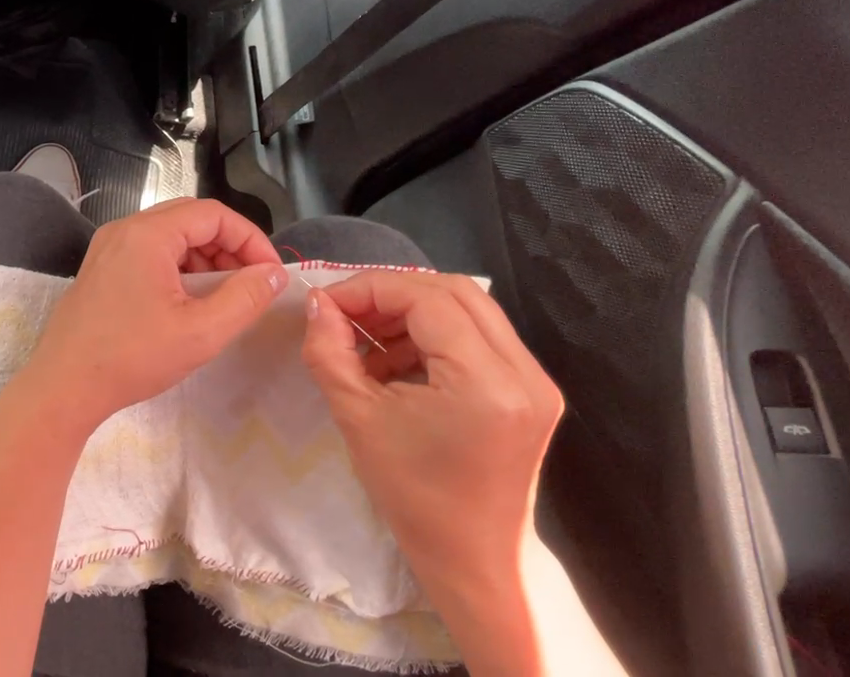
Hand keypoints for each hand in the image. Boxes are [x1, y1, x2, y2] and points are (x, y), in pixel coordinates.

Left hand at [20, 198, 288, 430]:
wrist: (65, 384)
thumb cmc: (133, 356)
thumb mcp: (201, 331)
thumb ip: (245, 297)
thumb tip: (272, 274)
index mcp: (146, 234)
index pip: (212, 214)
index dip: (249, 238)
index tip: (270, 274)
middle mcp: (123, 230)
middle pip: (189, 218)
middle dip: (228, 246)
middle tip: (252, 283)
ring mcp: (108, 248)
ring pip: (169, 236)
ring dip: (204, 257)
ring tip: (225, 295)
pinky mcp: (101, 269)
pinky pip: (149, 253)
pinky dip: (177, 268)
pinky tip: (190, 301)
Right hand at [301, 272, 562, 590]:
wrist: (475, 560)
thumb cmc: (412, 495)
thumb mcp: (356, 416)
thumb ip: (329, 351)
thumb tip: (316, 303)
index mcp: (486, 383)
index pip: (426, 299)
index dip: (369, 289)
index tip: (325, 305)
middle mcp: (523, 372)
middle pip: (455, 290)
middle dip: (391, 291)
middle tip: (345, 312)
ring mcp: (534, 381)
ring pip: (469, 308)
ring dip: (411, 310)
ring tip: (367, 340)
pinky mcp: (530, 391)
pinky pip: (478, 336)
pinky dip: (432, 333)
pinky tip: (395, 360)